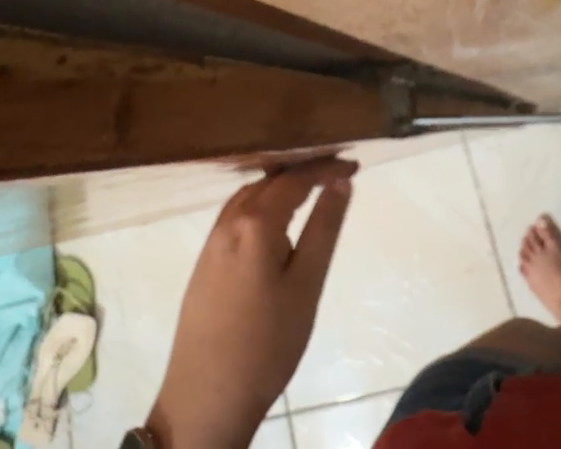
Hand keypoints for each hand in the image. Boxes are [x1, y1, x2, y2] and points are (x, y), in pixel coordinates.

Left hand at [150, 157, 357, 448]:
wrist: (206, 397)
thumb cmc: (267, 343)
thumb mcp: (306, 285)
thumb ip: (323, 228)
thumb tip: (340, 182)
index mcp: (254, 223)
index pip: (295, 178)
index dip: (325, 167)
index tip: (355, 163)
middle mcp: (228, 222)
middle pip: (270, 180)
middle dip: (304, 171)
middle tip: (339, 172)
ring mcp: (212, 241)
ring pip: (250, 196)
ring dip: (280, 185)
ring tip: (312, 189)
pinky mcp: (205, 261)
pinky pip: (236, 215)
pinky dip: (261, 204)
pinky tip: (276, 220)